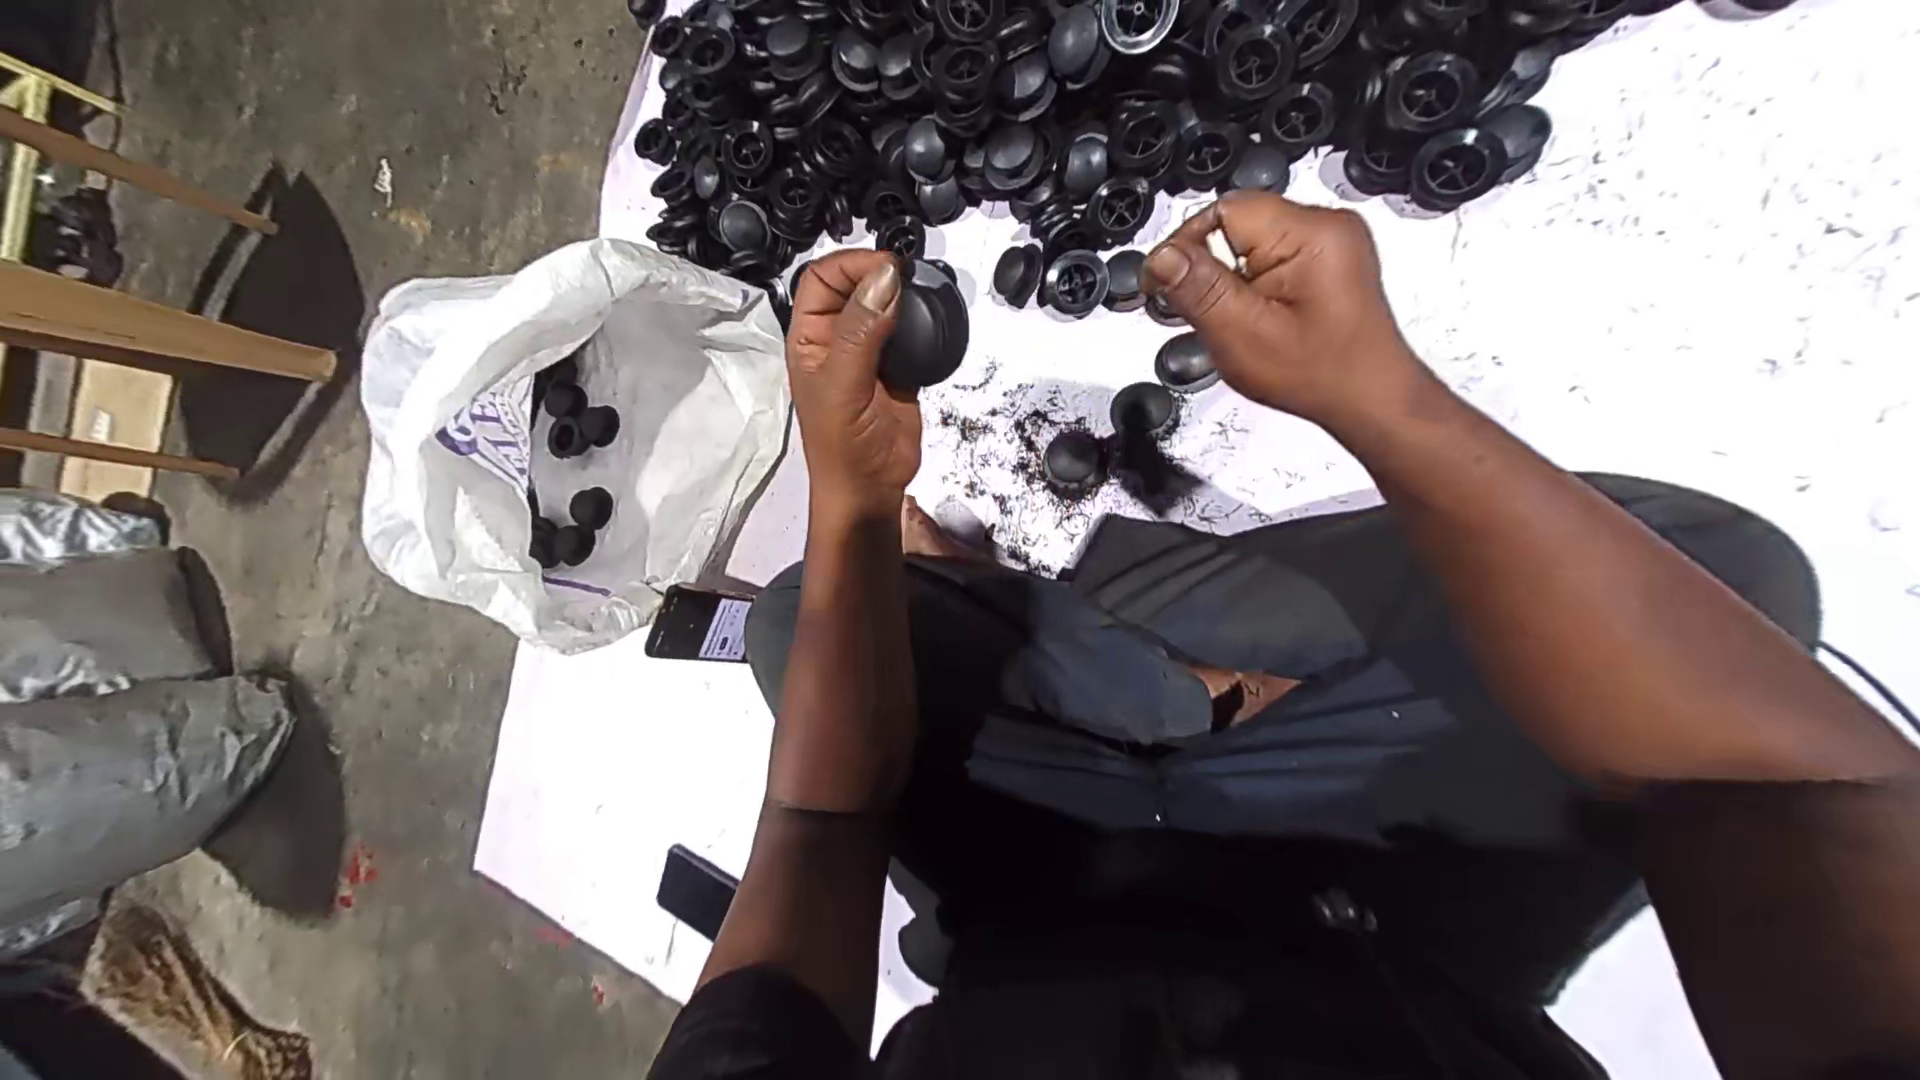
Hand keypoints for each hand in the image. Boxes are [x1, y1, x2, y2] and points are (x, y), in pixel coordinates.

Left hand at [786, 249, 920, 519]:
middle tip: (909, 277)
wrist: (871, 488)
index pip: (822, 279)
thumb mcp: (844, 385)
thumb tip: (884, 280)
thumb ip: (861, 332)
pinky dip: (920, 323)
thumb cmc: (843, 447)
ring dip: (902, 295)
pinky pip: (909, 334)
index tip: (886, 267)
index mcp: (809, 338)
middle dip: (879, 273)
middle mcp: (837, 339)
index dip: (851, 265)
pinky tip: (929, 321)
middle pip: (855, 285)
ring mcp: (869, 354)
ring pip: (884, 306)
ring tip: (922, 292)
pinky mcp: (897, 369)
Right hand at [1141, 192, 1430, 426]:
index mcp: (1308, 234)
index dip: (1185, 247)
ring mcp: (1325, 244)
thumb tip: (1160, 256)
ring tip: (1226, 321)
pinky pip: (1265, 260)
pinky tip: (1246, 318)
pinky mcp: (1321, 263)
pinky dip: (1244, 288)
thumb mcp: (1241, 335)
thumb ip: (1197, 290)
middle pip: (1232, 224)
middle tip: (1197, 313)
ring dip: (1222, 282)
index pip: (1222, 209)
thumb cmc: (1319, 373)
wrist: (1365, 399)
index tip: (1165, 286)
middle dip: (1203, 269)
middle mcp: (1323, 227)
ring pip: (1245, 244)